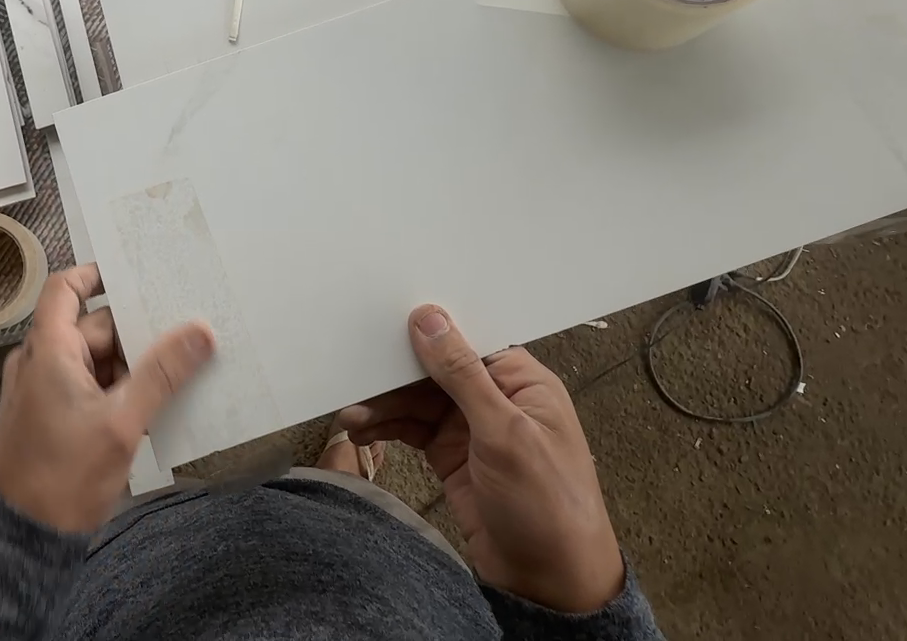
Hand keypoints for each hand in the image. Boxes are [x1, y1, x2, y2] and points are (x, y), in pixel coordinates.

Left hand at [0, 264, 214, 532]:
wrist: (26, 541)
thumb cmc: (65, 476)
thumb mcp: (121, 422)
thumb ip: (162, 373)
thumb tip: (200, 331)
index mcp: (49, 350)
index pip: (66, 288)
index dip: (97, 274)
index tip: (135, 275)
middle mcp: (42, 361)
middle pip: (93, 328)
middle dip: (135, 334)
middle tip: (182, 333)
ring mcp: (44, 390)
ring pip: (96, 360)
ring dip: (131, 367)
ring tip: (177, 371)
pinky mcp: (52, 416)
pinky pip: (90, 387)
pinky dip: (118, 389)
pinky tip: (153, 405)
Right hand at [336, 305, 624, 612]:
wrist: (549, 588)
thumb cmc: (552, 510)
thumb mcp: (505, 434)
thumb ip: (463, 374)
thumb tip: (431, 319)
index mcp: (521, 381)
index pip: (466, 339)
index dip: (427, 330)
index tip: (386, 324)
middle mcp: (495, 398)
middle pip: (433, 369)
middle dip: (393, 374)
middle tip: (358, 377)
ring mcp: (470, 426)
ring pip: (415, 399)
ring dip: (383, 405)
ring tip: (354, 416)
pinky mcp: (450, 452)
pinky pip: (410, 427)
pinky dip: (385, 427)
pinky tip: (363, 430)